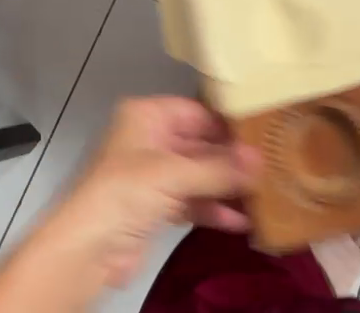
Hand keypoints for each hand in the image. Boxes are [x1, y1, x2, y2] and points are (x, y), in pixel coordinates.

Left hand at [43, 97, 259, 288]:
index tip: (262, 132)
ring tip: (263, 193)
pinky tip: (242, 220)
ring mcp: (154, 174)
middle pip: (199, 144)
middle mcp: (150, 139)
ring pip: (199, 175)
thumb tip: (260, 161)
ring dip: (227, 186)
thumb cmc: (124, 192)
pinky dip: (214, 210)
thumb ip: (218, 168)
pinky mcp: (157, 207)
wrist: (88, 247)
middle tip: (270, 166)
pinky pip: (193, 202)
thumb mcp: (173, 173)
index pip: (195, 111)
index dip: (226, 123)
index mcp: (146, 116)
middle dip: (231, 159)